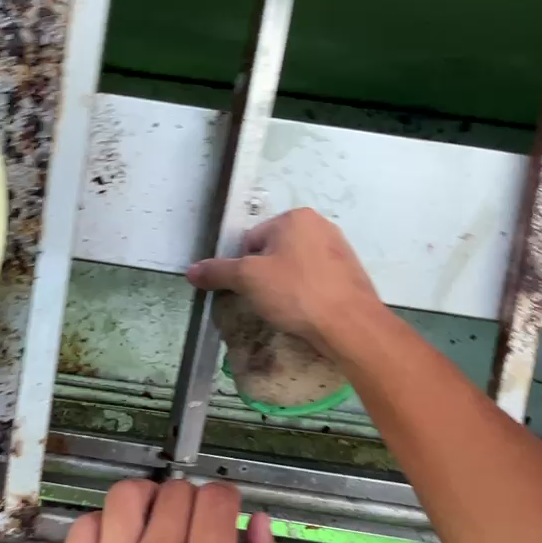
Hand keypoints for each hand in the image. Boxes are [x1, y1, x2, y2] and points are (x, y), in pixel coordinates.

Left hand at [52, 479, 289, 542]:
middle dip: (191, 501)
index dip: (225, 500)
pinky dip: (105, 522)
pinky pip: (88, 522)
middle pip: (177, 492)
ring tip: (151, 521)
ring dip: (147, 498)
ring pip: (129, 493)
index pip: (217, 500)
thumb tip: (259, 522)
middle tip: (189, 528)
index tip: (222, 515)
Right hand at [187, 208, 387, 360]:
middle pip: (273, 252)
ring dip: (285, 285)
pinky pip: (315, 279)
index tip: (249, 289)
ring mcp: (338, 248)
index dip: (243, 268)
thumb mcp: (247, 280)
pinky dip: (306, 293)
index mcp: (295, 217)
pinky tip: (305, 310)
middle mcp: (319, 225)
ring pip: (294, 267)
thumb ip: (217, 272)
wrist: (349, 324)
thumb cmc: (297, 293)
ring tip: (287, 308)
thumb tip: (191, 270)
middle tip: (267, 301)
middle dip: (265, 276)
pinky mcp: (349, 271)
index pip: (251, 240)